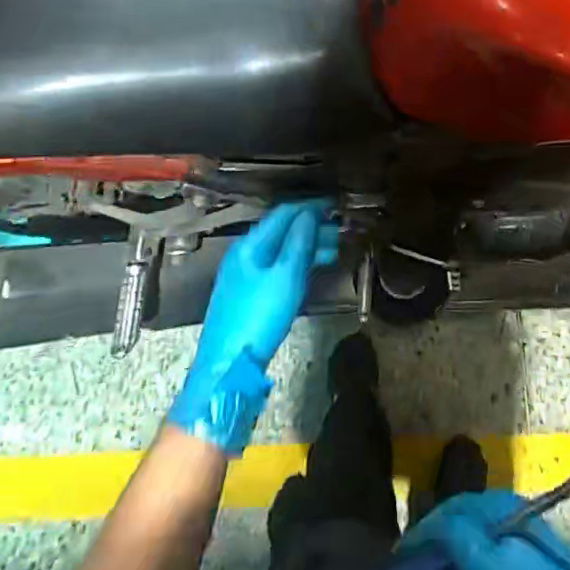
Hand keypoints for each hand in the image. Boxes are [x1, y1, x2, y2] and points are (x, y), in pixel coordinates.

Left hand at [166, 201, 337, 452]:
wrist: (228, 366)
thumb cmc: (257, 317)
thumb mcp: (284, 278)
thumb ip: (297, 244)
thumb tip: (309, 214)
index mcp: (250, 245)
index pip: (282, 214)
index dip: (309, 207)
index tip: (335, 204)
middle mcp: (245, 255)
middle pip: (280, 232)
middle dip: (311, 227)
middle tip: (341, 229)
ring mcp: (244, 276)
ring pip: (279, 252)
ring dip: (306, 247)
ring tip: (335, 249)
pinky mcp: (248, 296)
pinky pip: (277, 269)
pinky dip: (296, 264)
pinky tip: (311, 271)